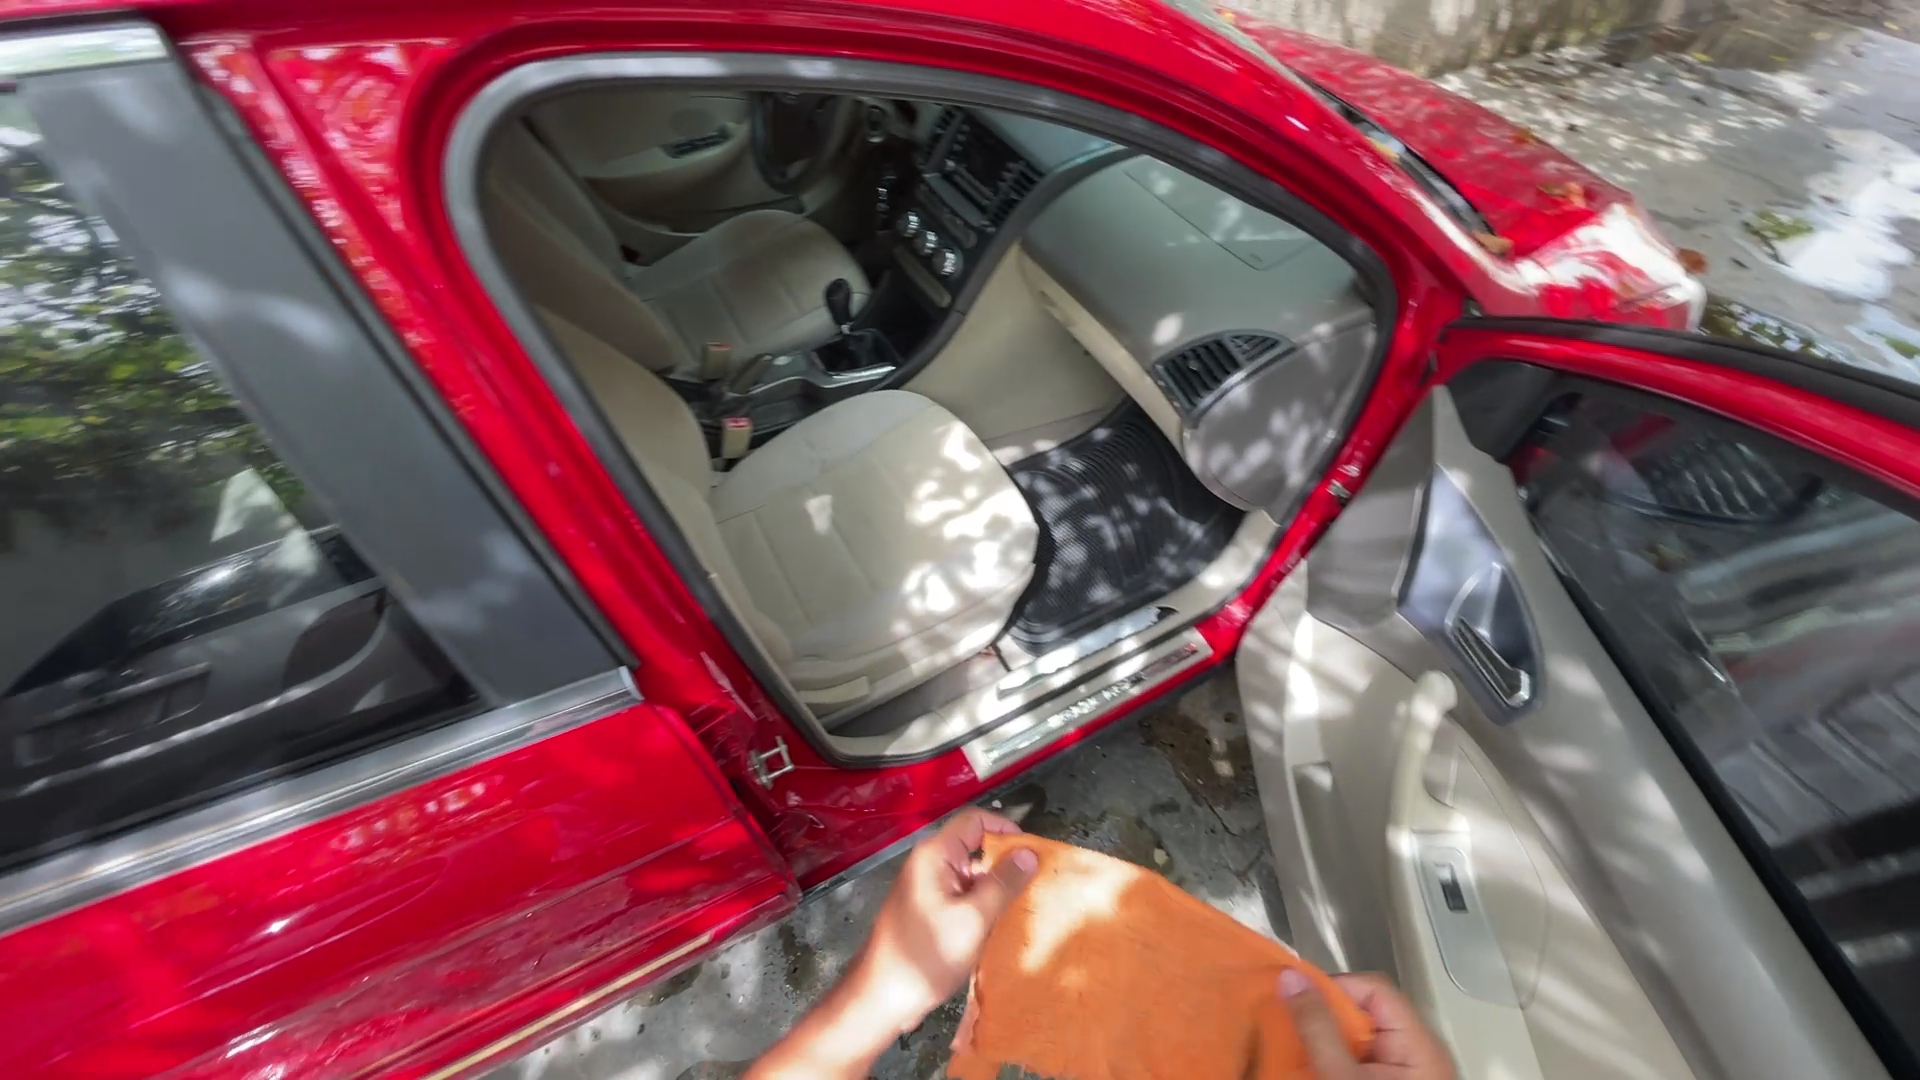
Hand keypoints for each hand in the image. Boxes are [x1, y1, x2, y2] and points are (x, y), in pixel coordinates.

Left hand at [855, 807, 1039, 1032]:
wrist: (881, 996)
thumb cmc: (928, 953)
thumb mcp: (974, 919)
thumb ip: (1003, 883)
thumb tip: (1029, 853)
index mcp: (936, 853)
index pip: (975, 820)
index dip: (1005, 829)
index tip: (1032, 852)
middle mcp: (930, 862)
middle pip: (973, 845)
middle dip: (1004, 860)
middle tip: (1035, 881)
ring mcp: (928, 885)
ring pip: (970, 872)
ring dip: (995, 884)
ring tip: (1025, 902)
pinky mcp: (929, 908)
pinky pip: (961, 893)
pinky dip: (982, 902)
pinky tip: (1001, 922)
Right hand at [1280, 970, 1456, 1079]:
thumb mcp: (1344, 1078)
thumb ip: (1318, 1028)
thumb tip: (1290, 974)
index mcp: (1420, 1044)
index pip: (1372, 987)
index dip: (1334, 988)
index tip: (1299, 1003)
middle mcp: (1420, 1051)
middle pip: (1364, 1009)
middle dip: (1325, 1016)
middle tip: (1296, 1032)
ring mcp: (1410, 1071)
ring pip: (1361, 1035)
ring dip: (1328, 1039)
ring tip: (1303, 1052)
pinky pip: (1364, 1057)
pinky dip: (1338, 1058)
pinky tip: (1318, 1067)